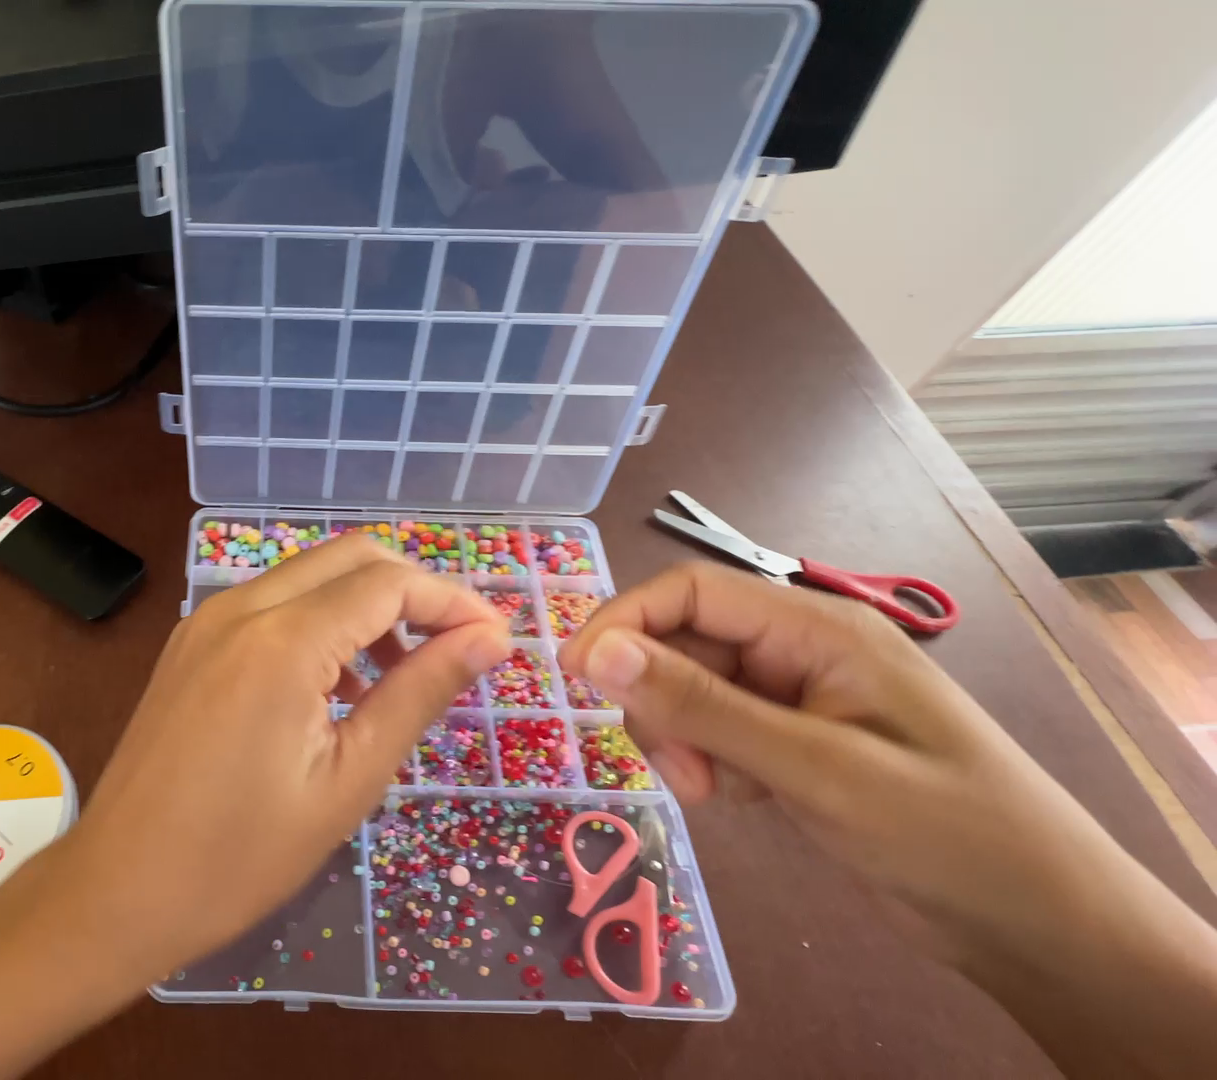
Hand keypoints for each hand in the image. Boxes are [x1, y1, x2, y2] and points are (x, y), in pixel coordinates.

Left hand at [0, 535, 507, 1079]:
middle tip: (455, 652)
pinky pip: (272, 603)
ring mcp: (207, 618)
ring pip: (310, 574)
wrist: (119, 886)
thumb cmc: (242, 854)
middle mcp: (241, 605)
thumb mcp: (349, 780)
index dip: (452, 601)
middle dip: (413, 590)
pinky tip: (336, 683)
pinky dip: (320, 620)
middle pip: (350, 557)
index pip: (388, 582)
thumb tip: (489, 640)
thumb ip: (419, 693)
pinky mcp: (191, 640)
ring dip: (366, 604)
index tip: (496, 641)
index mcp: (283, 640)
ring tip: (401, 676)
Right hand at [560, 561, 1216, 1077]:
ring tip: (714, 793)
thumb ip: (699, 705)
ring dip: (679, 737)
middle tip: (677, 770)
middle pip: (681, 643)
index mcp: (814, 628)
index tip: (575, 677)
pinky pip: (713, 728)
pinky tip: (742, 799)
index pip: (688, 591)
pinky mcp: (789, 738)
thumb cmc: (945, 833)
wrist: (1041, 929)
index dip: (622, 622)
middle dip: (657, 701)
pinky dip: (706, 760)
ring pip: (688, 690)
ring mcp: (793, 695)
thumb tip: (593, 652)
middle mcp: (797, 648)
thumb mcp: (813, 767)